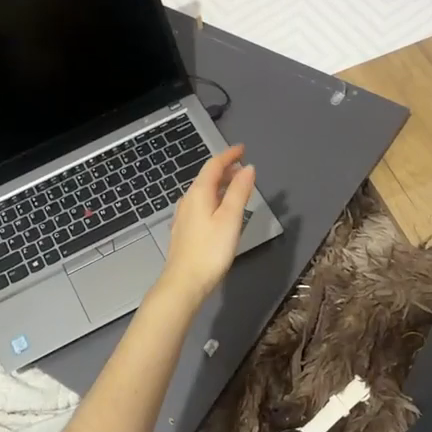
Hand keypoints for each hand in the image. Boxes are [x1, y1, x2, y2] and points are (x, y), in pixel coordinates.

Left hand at [158, 145, 255, 304]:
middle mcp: (188, 200)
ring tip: (235, 186)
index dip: (229, 155)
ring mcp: (184, 217)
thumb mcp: (230, 219)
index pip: (213, 165)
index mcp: (199, 193)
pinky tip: (220, 210)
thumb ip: (239, 191)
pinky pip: (200, 206)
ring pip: (203, 192)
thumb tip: (248, 168)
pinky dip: (213, 199)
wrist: (184, 282)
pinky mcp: (184, 231)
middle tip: (242, 168)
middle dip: (225, 169)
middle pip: (206, 178)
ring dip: (219, 185)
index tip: (242, 149)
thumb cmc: (210, 250)